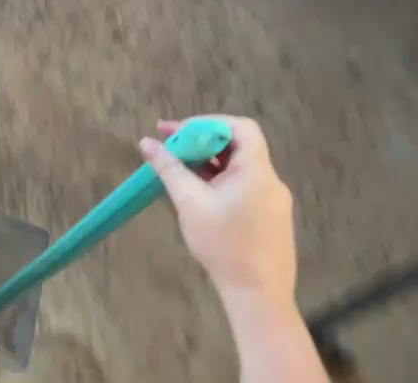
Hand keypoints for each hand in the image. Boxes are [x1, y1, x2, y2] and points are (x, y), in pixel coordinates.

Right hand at [139, 116, 296, 305]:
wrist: (258, 296)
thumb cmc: (224, 244)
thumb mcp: (189, 201)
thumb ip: (169, 167)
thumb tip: (146, 142)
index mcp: (257, 173)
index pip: (241, 128)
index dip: (208, 122)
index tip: (178, 132)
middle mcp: (270, 182)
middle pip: (236, 145)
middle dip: (200, 140)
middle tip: (167, 144)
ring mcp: (271, 201)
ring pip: (237, 166)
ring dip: (206, 161)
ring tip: (176, 168)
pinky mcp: (268, 217)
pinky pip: (241, 184)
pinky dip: (217, 179)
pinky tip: (195, 191)